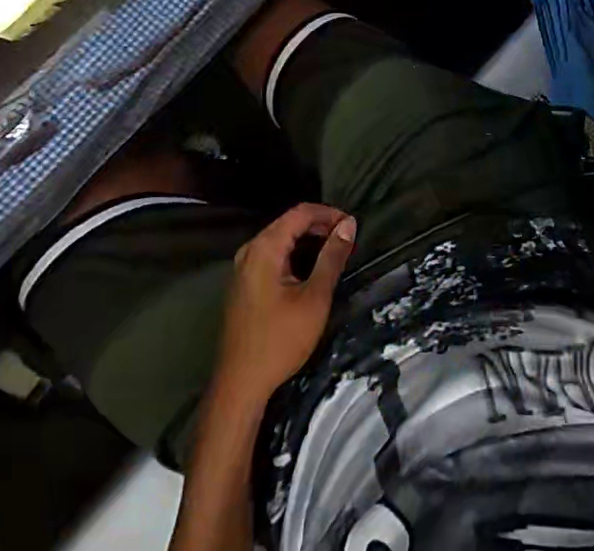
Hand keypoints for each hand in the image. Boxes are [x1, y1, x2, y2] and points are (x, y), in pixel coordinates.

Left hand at [215, 203, 357, 397]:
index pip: (300, 212)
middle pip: (288, 223)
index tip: (353, 226)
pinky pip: (272, 254)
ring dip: (308, 241)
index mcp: (264, 248)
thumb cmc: (281, 339)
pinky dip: (294, 254)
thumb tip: (348, 225)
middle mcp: (250, 249)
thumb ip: (331, 258)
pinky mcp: (244, 282)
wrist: (241, 381)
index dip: (328, 213)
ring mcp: (243, 266)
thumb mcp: (314, 298)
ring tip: (335, 253)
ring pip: (280, 239)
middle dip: (320, 226)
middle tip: (348, 240)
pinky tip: (311, 269)